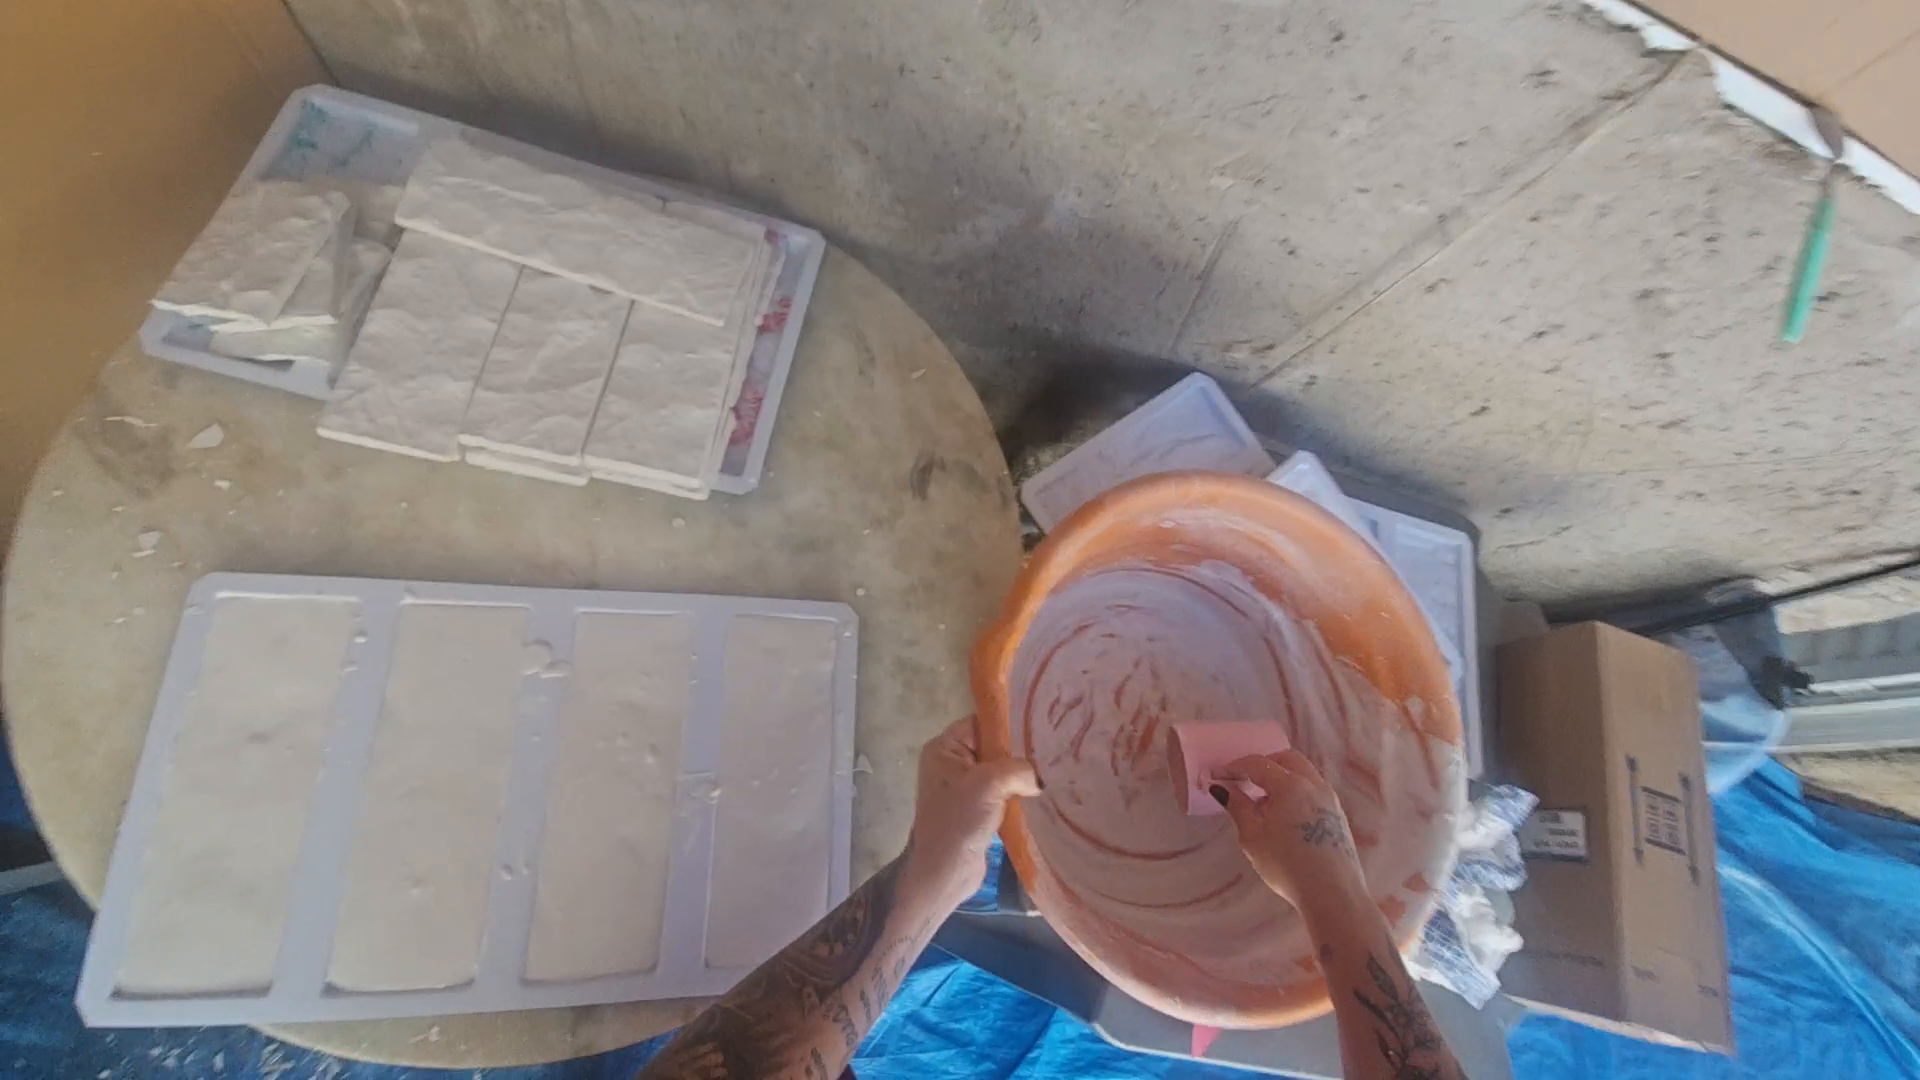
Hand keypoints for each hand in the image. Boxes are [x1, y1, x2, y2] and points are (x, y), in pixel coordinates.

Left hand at [903, 715, 1039, 907]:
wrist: (944, 872)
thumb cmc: (959, 821)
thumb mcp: (989, 784)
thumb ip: (1018, 769)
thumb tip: (1040, 776)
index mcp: (944, 748)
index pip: (981, 723)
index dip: (1007, 728)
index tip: (1037, 733)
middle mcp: (950, 762)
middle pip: (992, 747)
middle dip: (1017, 754)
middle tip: (1047, 756)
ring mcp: (962, 787)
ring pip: (998, 771)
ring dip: (1018, 777)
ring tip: (1046, 776)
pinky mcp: (974, 809)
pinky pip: (999, 792)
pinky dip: (1015, 794)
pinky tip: (1036, 797)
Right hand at [1215, 750, 1365, 913]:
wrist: (1334, 897)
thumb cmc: (1287, 866)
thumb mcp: (1252, 837)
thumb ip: (1237, 806)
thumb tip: (1221, 787)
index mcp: (1290, 785)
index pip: (1257, 764)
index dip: (1233, 767)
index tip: (1216, 775)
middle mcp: (1314, 785)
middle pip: (1285, 759)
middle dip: (1261, 765)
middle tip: (1243, 780)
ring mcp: (1330, 800)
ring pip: (1303, 773)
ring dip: (1280, 777)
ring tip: (1262, 800)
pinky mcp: (1338, 816)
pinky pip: (1312, 790)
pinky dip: (1295, 790)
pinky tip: (1283, 816)